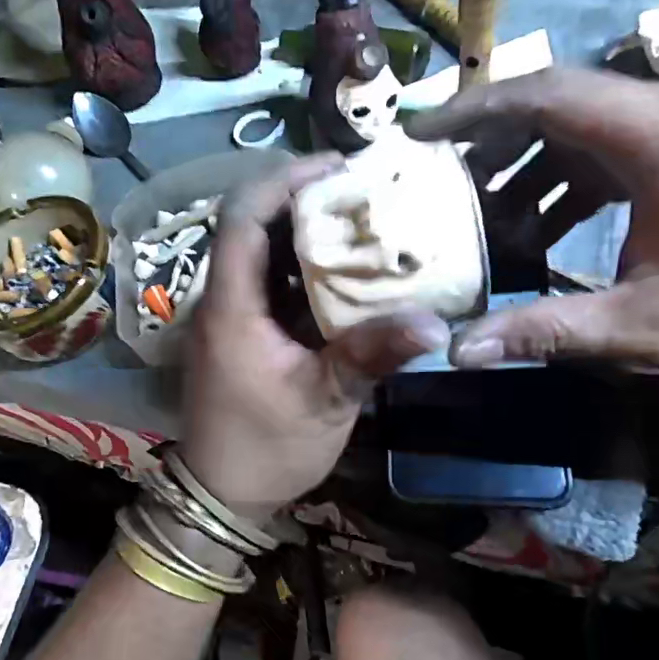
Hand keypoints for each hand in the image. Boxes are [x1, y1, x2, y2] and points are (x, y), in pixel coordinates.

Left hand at [179, 155, 448, 520]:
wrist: (220, 493)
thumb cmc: (264, 447)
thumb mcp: (323, 401)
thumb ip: (371, 355)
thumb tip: (438, 323)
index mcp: (229, 307)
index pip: (242, 217)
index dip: (284, 180)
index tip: (338, 166)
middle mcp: (219, 303)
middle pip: (252, 229)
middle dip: (302, 202)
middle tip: (363, 192)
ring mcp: (226, 320)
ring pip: (260, 258)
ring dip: (303, 237)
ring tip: (361, 223)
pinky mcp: (239, 338)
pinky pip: (267, 289)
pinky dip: (300, 274)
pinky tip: (343, 276)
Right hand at [408, 68, 658, 401]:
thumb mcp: (650, 328)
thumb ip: (544, 330)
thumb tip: (456, 349)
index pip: (545, 94)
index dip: (470, 111)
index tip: (416, 139)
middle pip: (563, 108)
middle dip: (492, 152)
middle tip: (440, 197)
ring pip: (593, 134)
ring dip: (533, 177)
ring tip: (489, 230)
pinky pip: (626, 155)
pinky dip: (575, 190)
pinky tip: (554, 240)